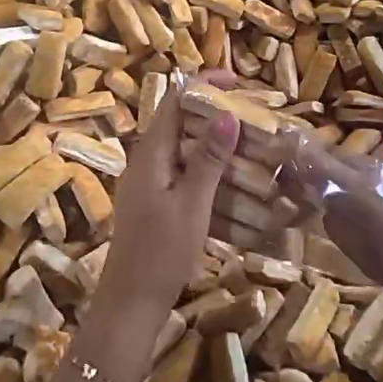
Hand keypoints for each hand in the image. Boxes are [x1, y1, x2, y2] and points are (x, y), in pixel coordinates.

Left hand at [79, 88, 238, 377]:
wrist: (131, 301)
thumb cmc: (161, 252)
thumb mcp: (192, 205)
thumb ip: (208, 160)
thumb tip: (226, 113)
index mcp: (150, 152)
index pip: (174, 100)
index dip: (203, 83)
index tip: (238, 80)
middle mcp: (145, 158)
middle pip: (177, 118)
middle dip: (212, 108)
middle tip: (251, 111)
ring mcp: (147, 179)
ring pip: (181, 144)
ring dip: (211, 136)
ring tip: (248, 137)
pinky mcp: (154, 198)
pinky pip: (180, 167)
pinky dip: (205, 162)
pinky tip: (229, 174)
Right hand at [287, 144, 382, 327]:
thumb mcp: (368, 259)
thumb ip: (340, 225)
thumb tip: (329, 206)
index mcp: (356, 184)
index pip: (310, 158)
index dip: (291, 162)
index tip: (282, 176)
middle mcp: (378, 162)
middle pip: (339, 162)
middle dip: (329, 180)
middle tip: (329, 209)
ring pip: (367, 168)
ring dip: (360, 185)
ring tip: (373, 218)